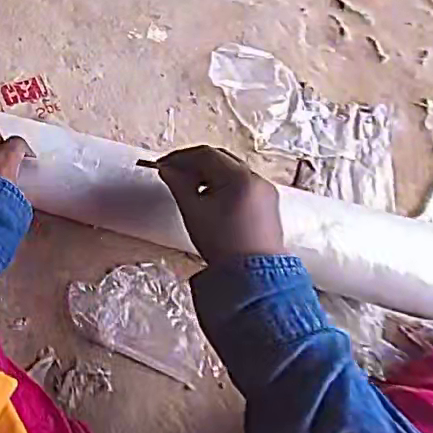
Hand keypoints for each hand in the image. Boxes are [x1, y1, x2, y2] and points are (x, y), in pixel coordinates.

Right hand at [152, 145, 283, 263]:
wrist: (255, 278)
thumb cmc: (223, 244)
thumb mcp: (193, 211)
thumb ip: (178, 184)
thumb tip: (167, 169)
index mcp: (240, 178)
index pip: (206, 154)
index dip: (180, 157)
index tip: (163, 164)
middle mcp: (257, 179)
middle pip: (220, 159)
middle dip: (195, 163)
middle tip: (174, 172)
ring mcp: (265, 191)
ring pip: (232, 170)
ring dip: (209, 173)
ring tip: (190, 187)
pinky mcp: (268, 203)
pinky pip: (242, 183)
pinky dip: (224, 184)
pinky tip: (210, 197)